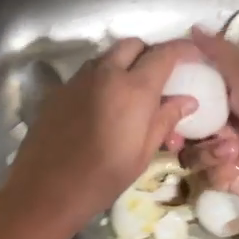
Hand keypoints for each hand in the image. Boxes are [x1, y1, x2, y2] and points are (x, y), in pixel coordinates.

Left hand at [5, 38, 194, 229]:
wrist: (44, 192)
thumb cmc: (100, 180)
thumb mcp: (141, 155)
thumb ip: (164, 121)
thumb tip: (186, 100)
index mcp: (133, 88)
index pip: (165, 53)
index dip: (184, 50)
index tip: (194, 57)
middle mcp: (104, 74)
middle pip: (132, 46)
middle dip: (149, 54)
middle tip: (158, 77)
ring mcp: (76, 81)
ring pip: (105, 58)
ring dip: (122, 65)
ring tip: (129, 93)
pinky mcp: (56, 93)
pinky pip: (84, 76)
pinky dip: (99, 80)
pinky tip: (100, 107)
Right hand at [177, 27, 238, 202]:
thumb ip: (219, 52)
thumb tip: (193, 27)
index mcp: (229, 98)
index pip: (189, 101)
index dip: (174, 105)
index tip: (165, 107)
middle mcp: (226, 126)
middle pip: (185, 133)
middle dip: (188, 135)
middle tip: (188, 136)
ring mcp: (229, 155)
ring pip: (195, 158)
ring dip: (212, 153)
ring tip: (237, 149)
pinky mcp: (234, 181)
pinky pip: (212, 179)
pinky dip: (226, 171)